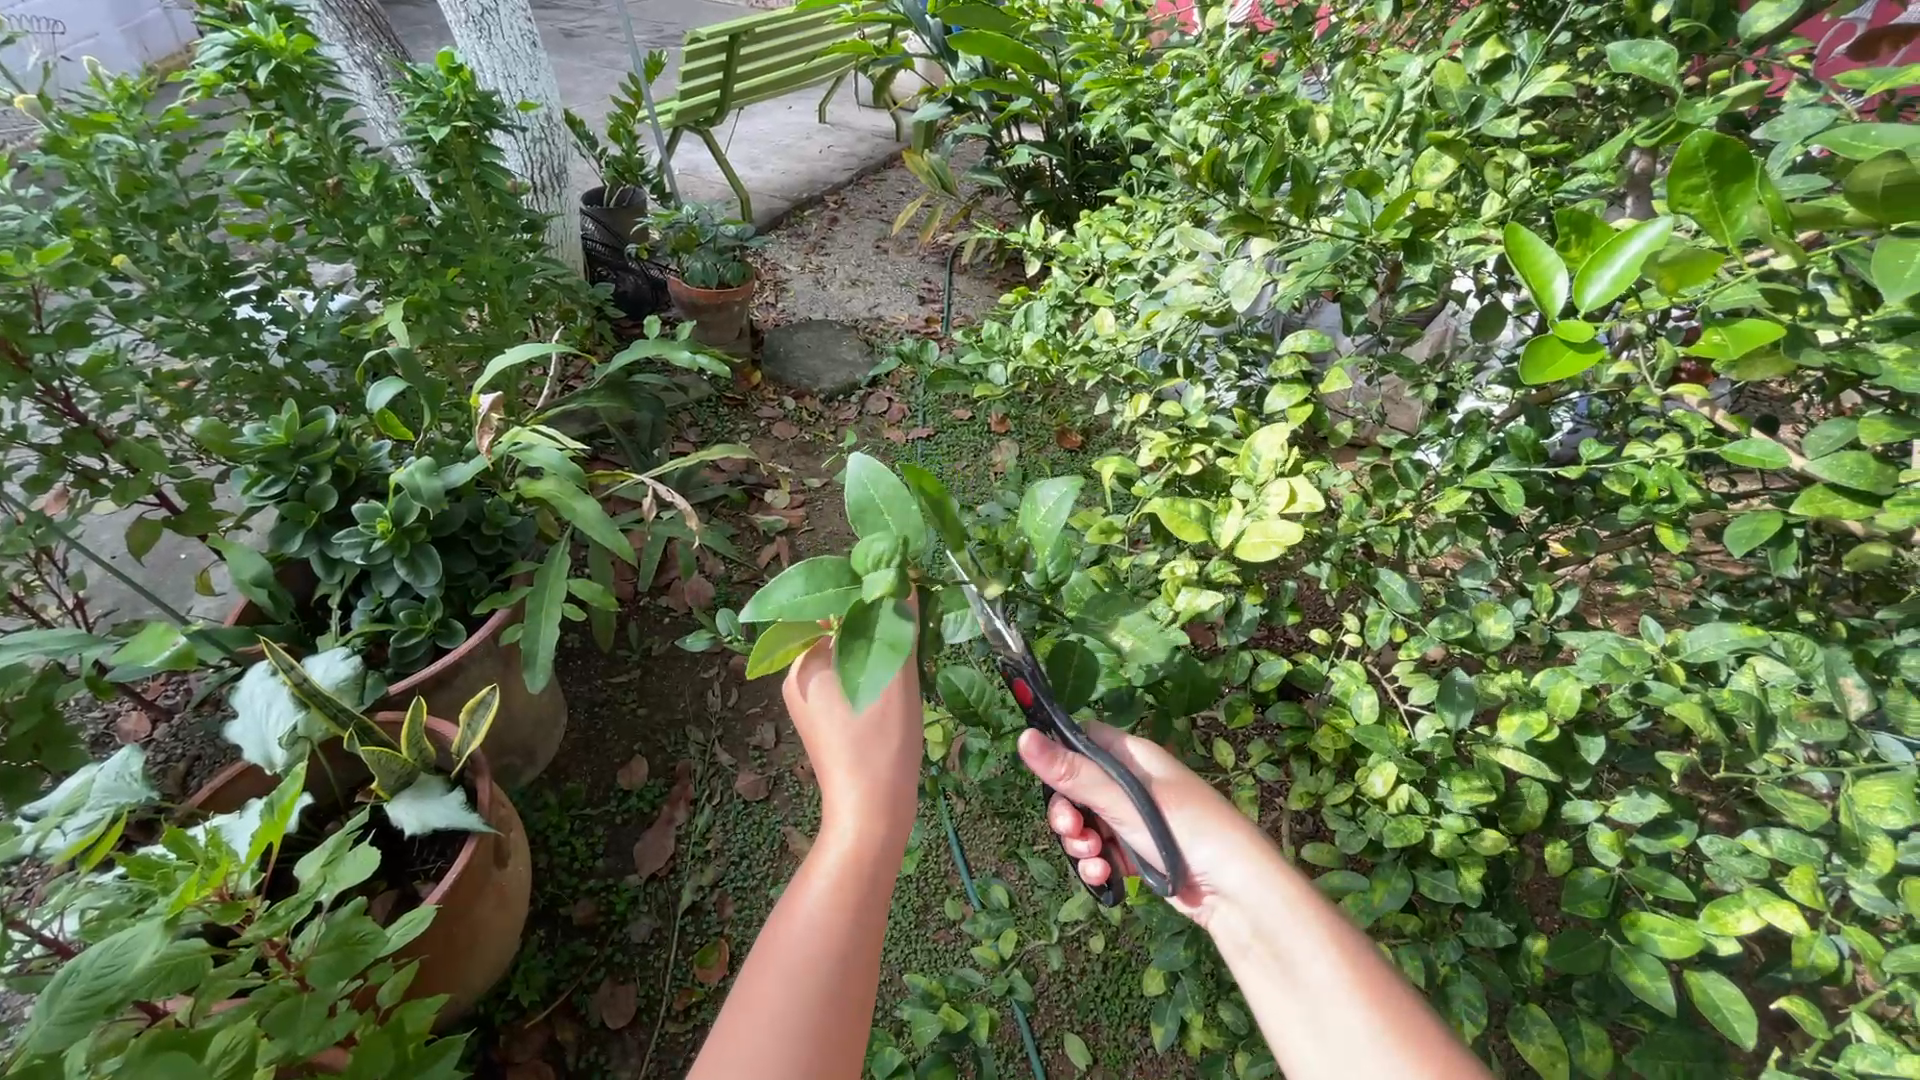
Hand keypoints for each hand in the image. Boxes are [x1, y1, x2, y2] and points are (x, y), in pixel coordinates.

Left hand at [782, 615, 922, 846]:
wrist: (870, 814)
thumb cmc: (880, 741)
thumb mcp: (895, 673)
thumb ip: (896, 619)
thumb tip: (899, 573)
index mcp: (804, 658)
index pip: (836, 606)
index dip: (872, 596)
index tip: (906, 600)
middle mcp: (797, 675)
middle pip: (842, 630)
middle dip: (879, 626)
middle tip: (916, 636)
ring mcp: (808, 701)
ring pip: (849, 656)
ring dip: (880, 652)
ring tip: (912, 667)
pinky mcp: (823, 722)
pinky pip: (849, 682)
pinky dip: (873, 678)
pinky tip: (899, 694)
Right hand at [1018, 723, 1274, 928]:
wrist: (1236, 891)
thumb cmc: (1184, 829)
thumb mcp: (1122, 799)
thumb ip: (1072, 773)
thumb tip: (1022, 736)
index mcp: (1132, 756)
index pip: (1083, 741)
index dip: (1060, 758)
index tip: (1049, 782)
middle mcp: (1131, 783)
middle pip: (1077, 788)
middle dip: (1067, 812)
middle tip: (1072, 831)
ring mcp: (1133, 819)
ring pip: (1086, 823)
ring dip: (1080, 843)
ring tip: (1093, 860)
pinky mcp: (1136, 851)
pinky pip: (1102, 851)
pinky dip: (1097, 864)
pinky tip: (1104, 878)